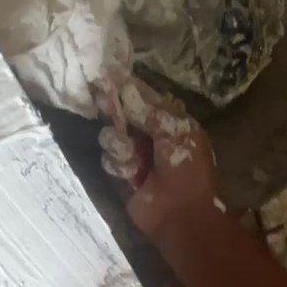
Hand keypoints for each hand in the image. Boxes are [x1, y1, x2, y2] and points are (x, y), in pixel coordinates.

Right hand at [92, 73, 219, 236]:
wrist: (180, 213)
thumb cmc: (185, 168)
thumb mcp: (175, 131)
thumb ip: (149, 110)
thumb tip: (125, 89)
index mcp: (172, 123)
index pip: (146, 98)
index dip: (129, 87)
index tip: (110, 72)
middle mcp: (152, 135)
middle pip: (124, 114)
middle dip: (115, 109)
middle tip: (101, 99)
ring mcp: (136, 155)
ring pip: (112, 135)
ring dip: (119, 143)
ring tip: (131, 155)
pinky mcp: (122, 174)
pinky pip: (109, 158)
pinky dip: (119, 163)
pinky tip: (132, 173)